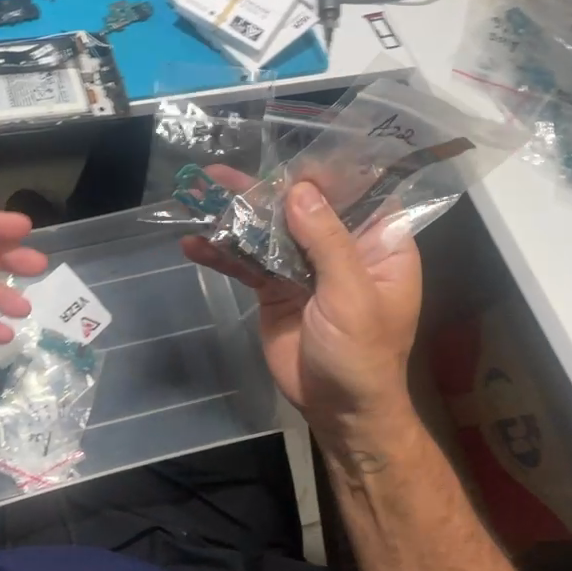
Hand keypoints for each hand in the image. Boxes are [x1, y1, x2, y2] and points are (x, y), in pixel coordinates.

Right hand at [182, 173, 422, 454]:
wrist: (337, 411)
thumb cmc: (363, 355)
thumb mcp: (351, 296)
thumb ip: (326, 241)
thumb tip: (298, 190)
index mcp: (378, 244)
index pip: (357, 193)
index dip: (323, 173)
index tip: (286, 159)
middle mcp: (341, 248)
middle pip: (301, 207)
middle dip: (263, 190)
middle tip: (222, 173)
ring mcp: (304, 267)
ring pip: (268, 231)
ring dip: (235, 216)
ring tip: (199, 195)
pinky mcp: (274, 288)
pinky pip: (247, 262)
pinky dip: (221, 253)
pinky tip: (193, 244)